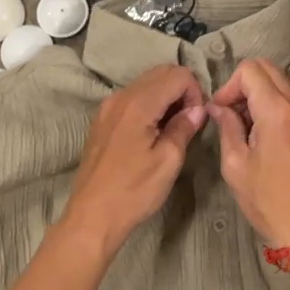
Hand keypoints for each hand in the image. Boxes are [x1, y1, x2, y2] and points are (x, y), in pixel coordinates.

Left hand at [62, 64, 206, 254]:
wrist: (91, 217)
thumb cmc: (133, 191)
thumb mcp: (168, 161)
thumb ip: (184, 127)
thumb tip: (197, 109)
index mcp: (139, 103)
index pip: (178, 75)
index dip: (195, 92)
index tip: (196, 120)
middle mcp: (121, 96)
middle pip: (161, 73)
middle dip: (181, 90)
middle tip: (189, 122)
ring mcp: (108, 107)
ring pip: (146, 84)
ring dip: (165, 97)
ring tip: (172, 129)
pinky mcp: (102, 119)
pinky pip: (132, 98)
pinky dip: (149, 105)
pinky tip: (152, 133)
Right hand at [209, 58, 289, 244]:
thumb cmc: (267, 199)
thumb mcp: (235, 164)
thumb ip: (227, 127)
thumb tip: (217, 107)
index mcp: (277, 111)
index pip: (250, 70)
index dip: (229, 85)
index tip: (220, 111)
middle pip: (266, 68)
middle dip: (242, 84)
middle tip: (229, 113)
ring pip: (277, 80)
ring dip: (256, 92)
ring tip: (241, 123)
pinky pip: (287, 95)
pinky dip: (269, 101)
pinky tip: (258, 129)